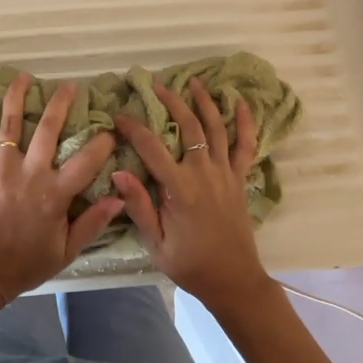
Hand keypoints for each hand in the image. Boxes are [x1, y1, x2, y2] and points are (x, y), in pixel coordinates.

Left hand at [0, 74, 122, 302]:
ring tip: (25, 77)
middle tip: (70, 86)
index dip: (102, 142)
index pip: (87, 160)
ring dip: (19, 95)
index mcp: (55, 193)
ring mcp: (1, 167)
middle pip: (50, 128)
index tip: (110, 130)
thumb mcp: (66, 250)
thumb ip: (93, 222)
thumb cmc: (26, 263)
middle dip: (62, 103)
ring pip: (12, 122)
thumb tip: (120, 197)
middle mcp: (31, 173)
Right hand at [113, 77, 272, 313]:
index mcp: (179, 188)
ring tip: (194, 81)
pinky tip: (241, 104)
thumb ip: (139, 206)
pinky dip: (244, 123)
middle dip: (171, 101)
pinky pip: (244, 145)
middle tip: (155, 85)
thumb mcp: (156, 243)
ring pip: (215, 128)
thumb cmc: (190, 264)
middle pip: (187, 126)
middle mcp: (203, 173)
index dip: (132, 127)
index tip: (118, 116)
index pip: (151, 147)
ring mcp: (225, 173)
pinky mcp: (239, 179)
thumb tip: (118, 173)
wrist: (233, 280)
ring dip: (204, 102)